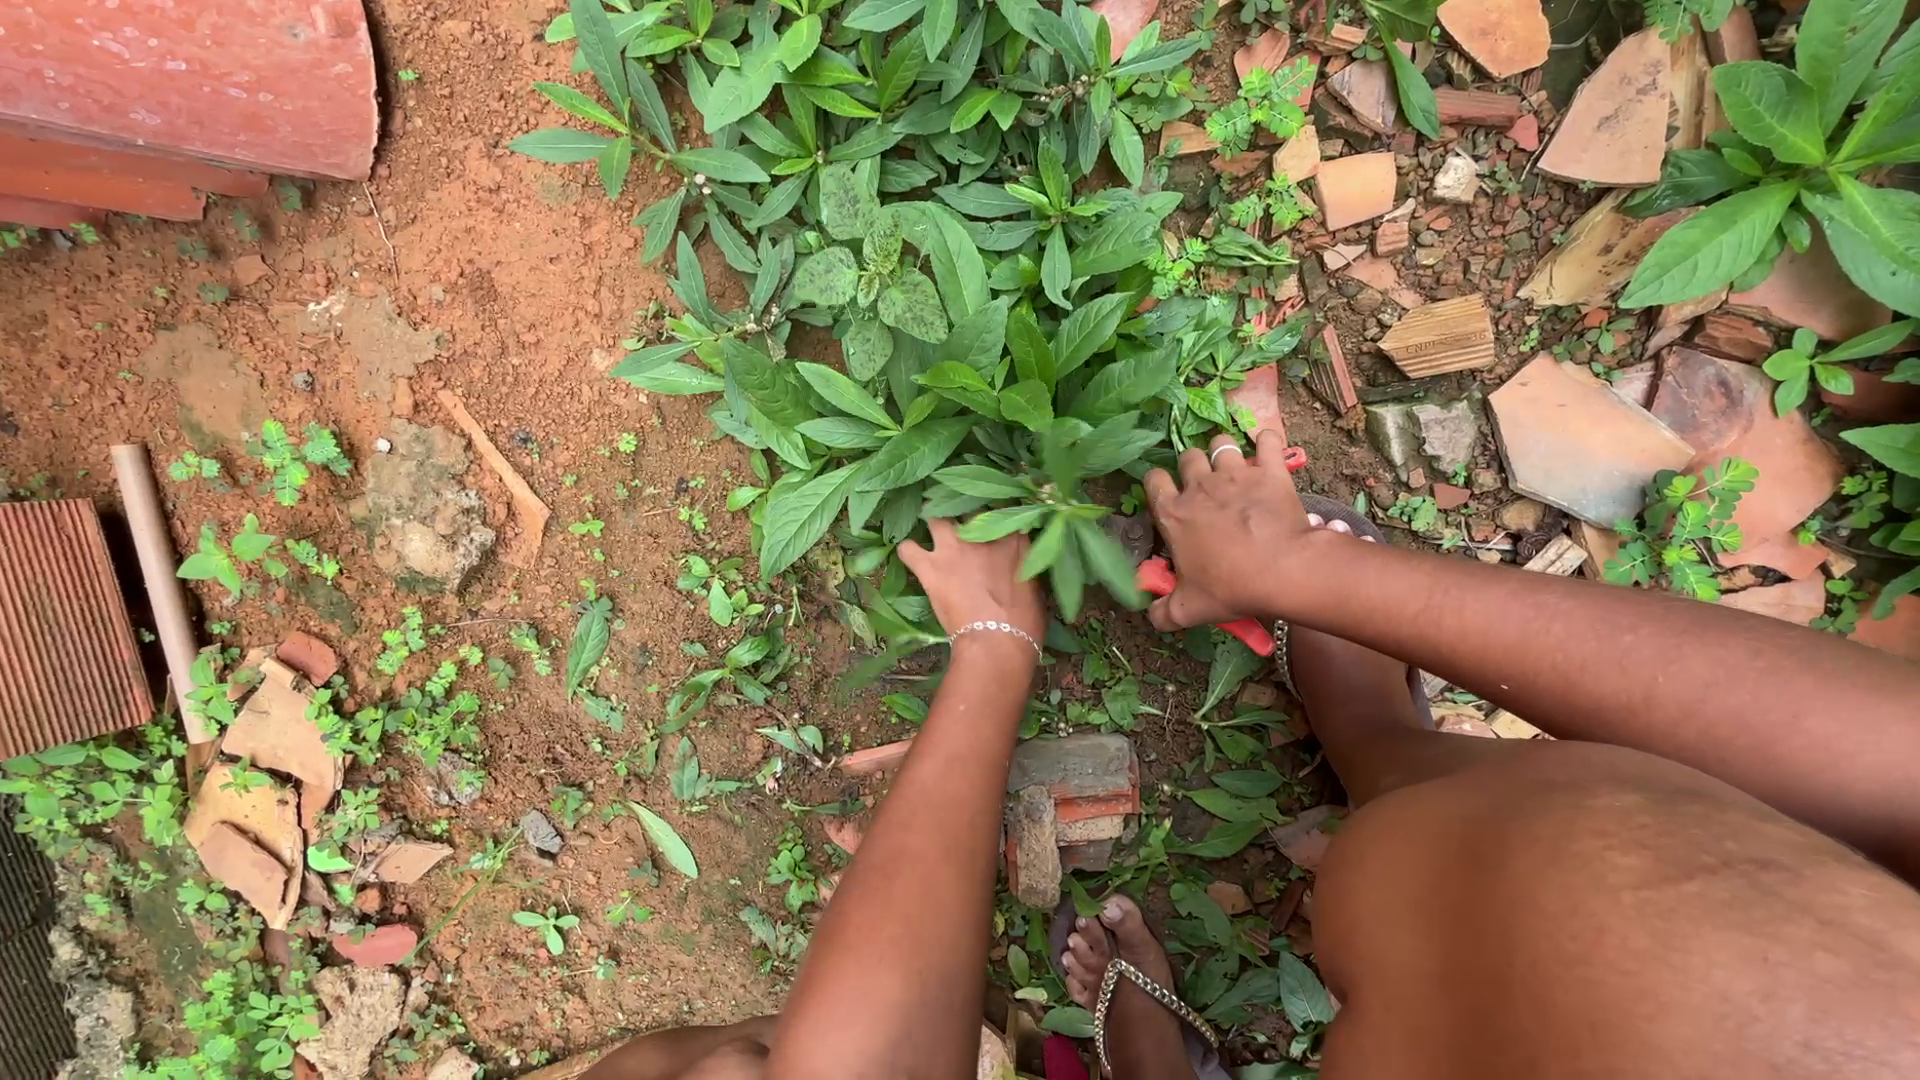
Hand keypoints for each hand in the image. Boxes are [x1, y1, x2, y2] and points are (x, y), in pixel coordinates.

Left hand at [898, 519, 1045, 647]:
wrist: (998, 642)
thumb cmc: (1026, 623)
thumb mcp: (1036, 587)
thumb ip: (1025, 565)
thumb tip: (1019, 562)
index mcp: (1014, 539)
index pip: (1004, 516)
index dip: (997, 522)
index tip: (996, 531)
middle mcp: (982, 534)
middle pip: (970, 511)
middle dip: (968, 520)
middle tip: (966, 535)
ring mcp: (954, 548)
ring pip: (936, 520)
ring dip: (935, 526)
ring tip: (934, 535)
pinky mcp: (931, 567)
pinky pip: (908, 549)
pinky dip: (907, 552)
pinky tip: (910, 556)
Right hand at [1143, 430, 1325, 630]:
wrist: (1284, 569)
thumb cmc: (1231, 587)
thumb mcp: (1189, 609)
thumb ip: (1163, 613)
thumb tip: (1150, 618)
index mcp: (1173, 514)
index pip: (1153, 480)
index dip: (1158, 483)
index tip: (1169, 494)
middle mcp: (1199, 487)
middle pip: (1187, 457)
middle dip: (1193, 465)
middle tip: (1204, 484)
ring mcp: (1236, 474)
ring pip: (1221, 444)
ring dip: (1224, 450)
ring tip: (1233, 464)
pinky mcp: (1270, 470)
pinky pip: (1266, 440)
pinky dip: (1266, 441)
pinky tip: (1267, 448)